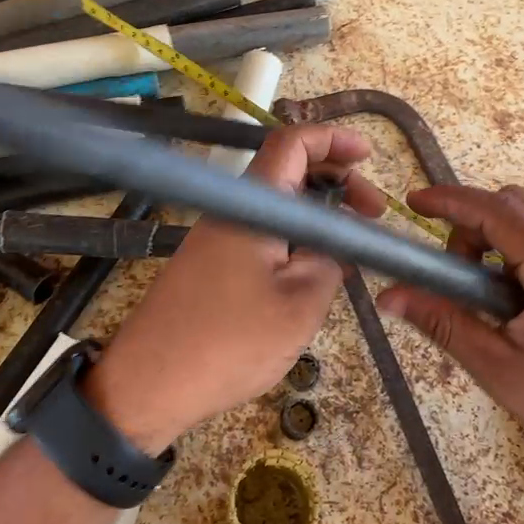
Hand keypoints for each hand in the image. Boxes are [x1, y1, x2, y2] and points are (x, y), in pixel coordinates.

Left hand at [85, 125, 384, 451]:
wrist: (150, 384)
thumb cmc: (230, 342)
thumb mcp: (301, 302)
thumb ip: (329, 259)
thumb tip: (336, 242)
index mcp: (253, 204)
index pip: (292, 143)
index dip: (334, 139)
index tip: (368, 155)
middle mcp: (231, 210)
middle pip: (288, 172)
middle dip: (336, 183)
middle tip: (373, 213)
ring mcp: (216, 238)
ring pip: (277, 208)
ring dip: (318, 217)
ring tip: (352, 249)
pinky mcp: (209, 266)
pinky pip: (262, 236)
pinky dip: (295, 241)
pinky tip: (315, 272)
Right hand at [377, 184, 523, 523]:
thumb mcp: (500, 370)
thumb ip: (443, 321)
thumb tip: (388, 296)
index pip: (499, 212)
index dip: (451, 201)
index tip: (414, 202)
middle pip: (523, 206)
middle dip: (477, 223)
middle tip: (456, 271)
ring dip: (508, 239)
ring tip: (494, 296)